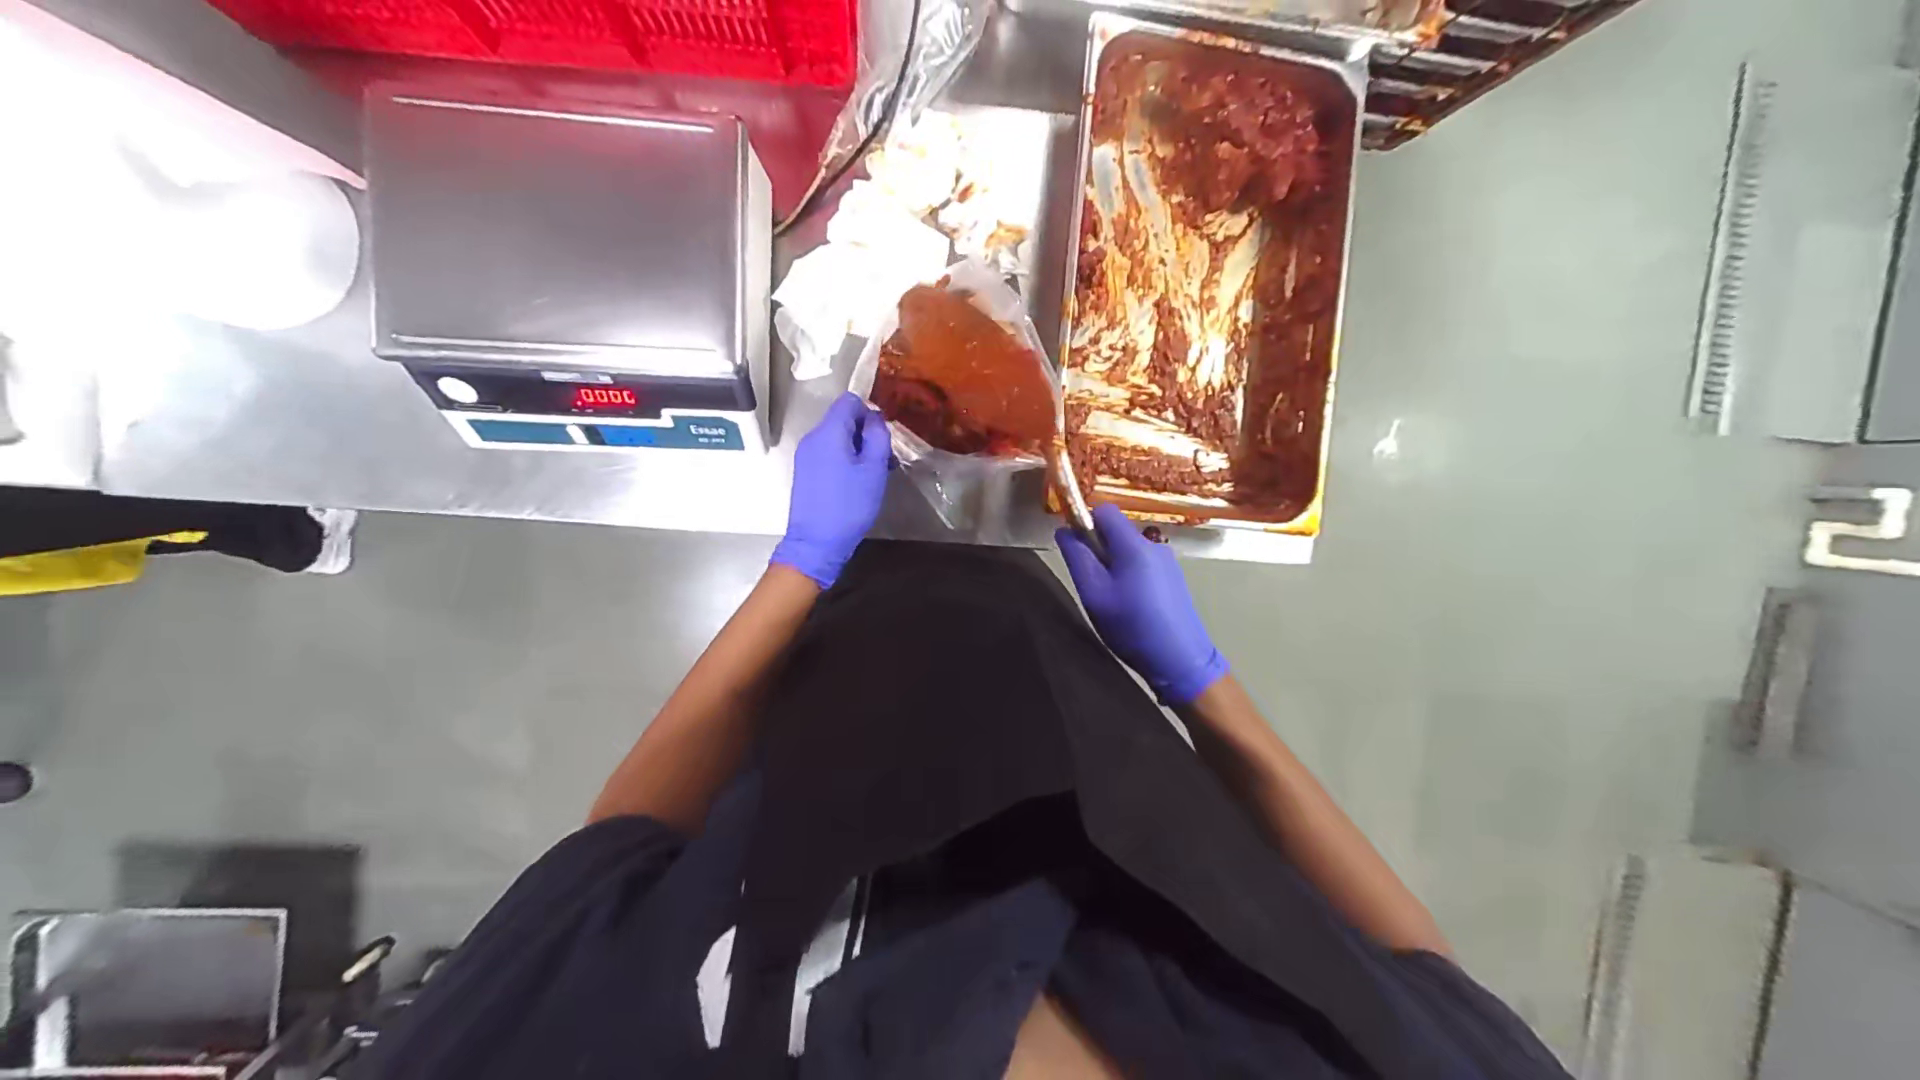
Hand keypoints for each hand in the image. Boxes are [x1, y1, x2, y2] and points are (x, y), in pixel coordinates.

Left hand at [771, 392, 891, 587]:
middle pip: (842, 419)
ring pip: (836, 438)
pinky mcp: (806, 472)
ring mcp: (806, 455)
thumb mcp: (873, 469)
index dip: (870, 412)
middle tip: (884, 458)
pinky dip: (845, 460)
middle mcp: (812, 438)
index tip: (882, 435)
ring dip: (857, 449)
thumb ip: (877, 436)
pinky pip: (828, 454)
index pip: (849, 401)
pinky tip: (857, 483)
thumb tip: (875, 418)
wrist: (817, 542)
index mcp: (828, 432)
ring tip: (873, 474)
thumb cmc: (849, 505)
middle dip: (865, 433)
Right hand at [1055, 503, 1227, 705]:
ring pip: (1128, 550)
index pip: (1104, 510)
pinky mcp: (1173, 578)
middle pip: (1116, 531)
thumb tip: (1063, 529)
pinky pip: (1142, 565)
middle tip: (1091, 583)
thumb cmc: (1131, 626)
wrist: (1180, 660)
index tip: (1074, 548)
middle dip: (1098, 549)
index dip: (1084, 522)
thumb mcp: (1094, 593)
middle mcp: (1153, 545)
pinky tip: (1130, 606)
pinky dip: (1129, 577)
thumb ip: (1077, 557)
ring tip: (1111, 600)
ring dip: (1113, 566)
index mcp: (1133, 544)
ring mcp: (1167, 562)